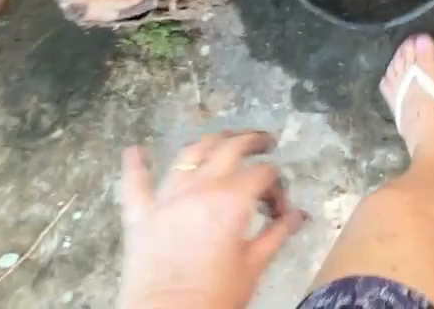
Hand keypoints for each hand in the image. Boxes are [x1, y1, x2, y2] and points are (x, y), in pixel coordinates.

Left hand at [118, 131, 309, 308]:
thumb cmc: (215, 299)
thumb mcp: (254, 267)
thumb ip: (278, 234)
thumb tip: (299, 215)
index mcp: (233, 199)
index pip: (264, 174)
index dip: (277, 187)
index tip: (280, 208)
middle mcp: (201, 187)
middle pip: (231, 147)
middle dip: (253, 141)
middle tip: (266, 143)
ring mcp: (167, 198)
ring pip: (190, 153)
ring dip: (211, 141)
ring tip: (223, 141)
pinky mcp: (140, 217)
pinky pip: (135, 184)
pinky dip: (135, 165)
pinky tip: (135, 151)